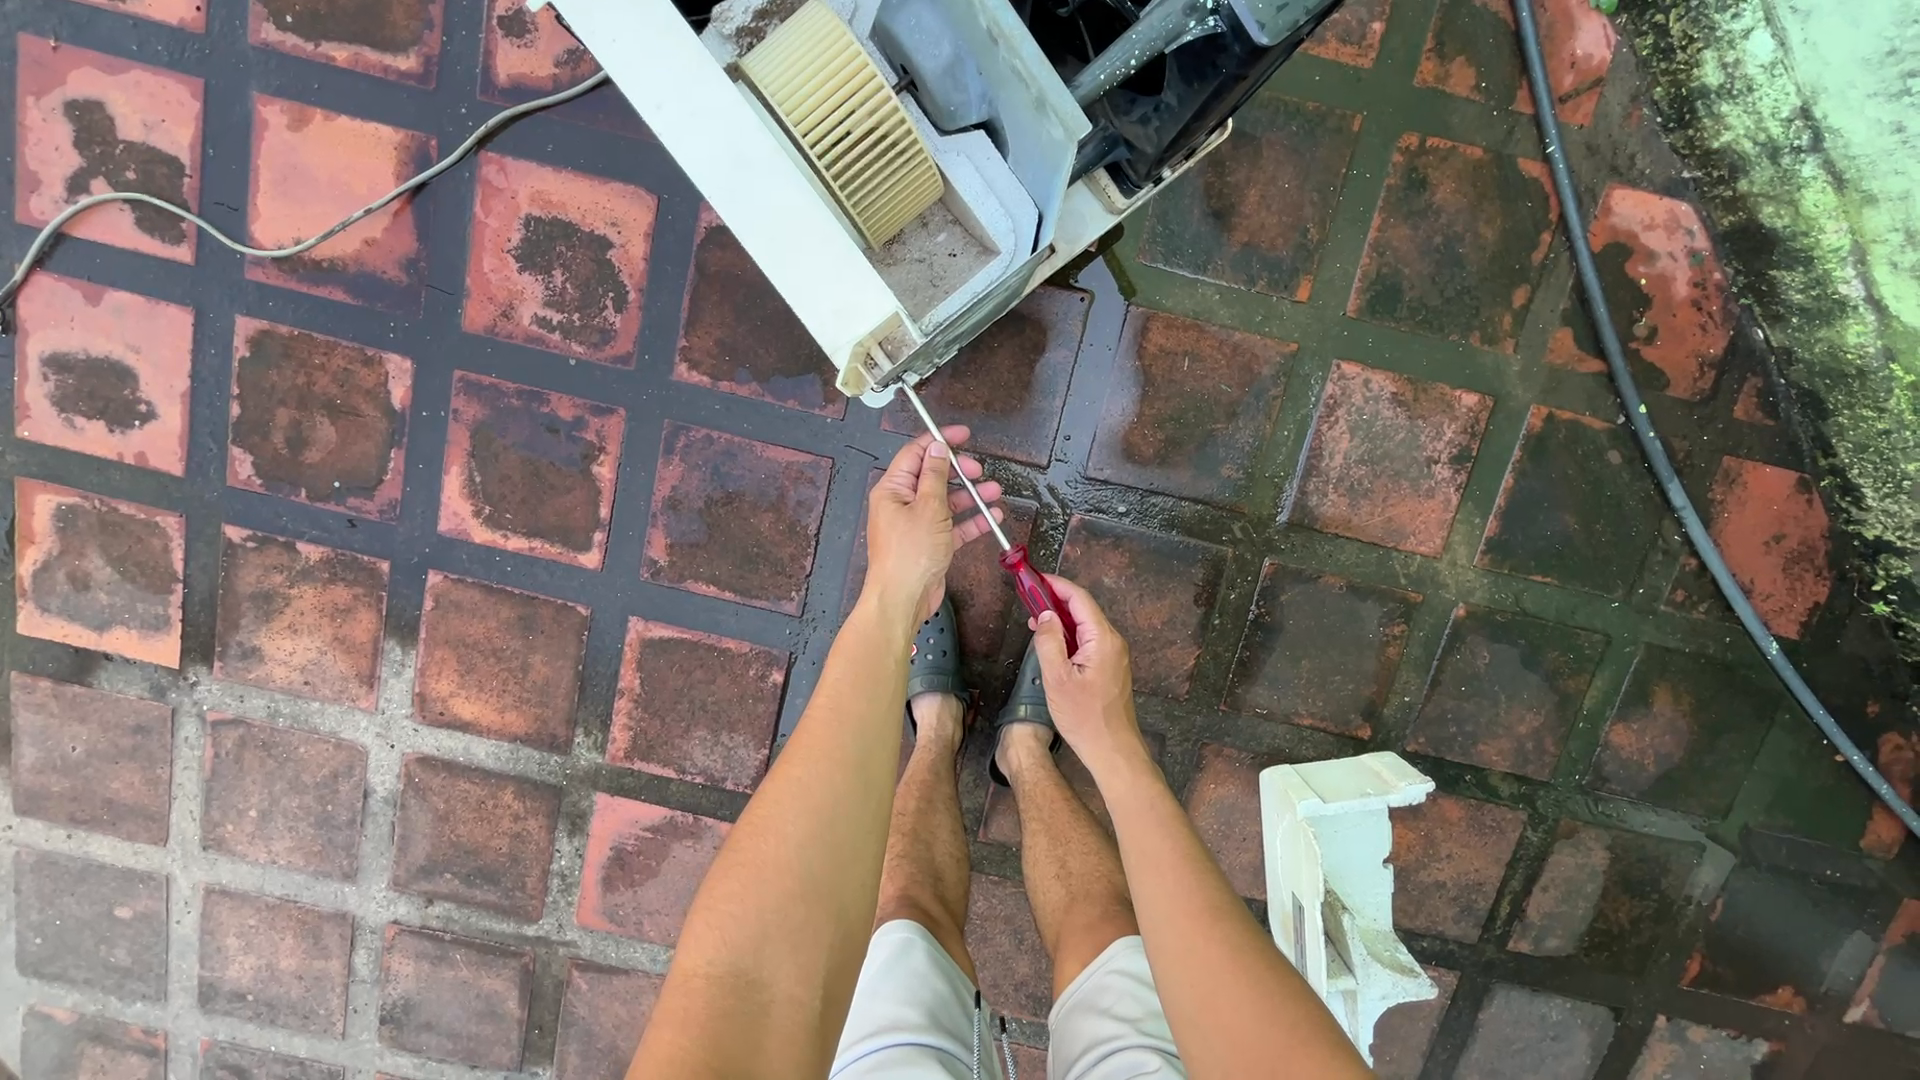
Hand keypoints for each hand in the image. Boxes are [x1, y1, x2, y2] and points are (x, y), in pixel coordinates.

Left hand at [864, 425, 1003, 624]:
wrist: (903, 598)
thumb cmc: (908, 556)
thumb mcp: (928, 507)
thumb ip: (935, 476)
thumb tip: (937, 449)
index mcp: (893, 490)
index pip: (916, 454)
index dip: (939, 441)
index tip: (962, 435)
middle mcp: (902, 505)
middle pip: (933, 477)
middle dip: (959, 472)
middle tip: (978, 470)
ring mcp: (916, 525)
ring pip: (946, 502)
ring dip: (971, 496)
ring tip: (994, 491)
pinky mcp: (929, 544)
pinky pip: (953, 526)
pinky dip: (971, 520)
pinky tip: (991, 516)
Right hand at [1027, 576, 1147, 780]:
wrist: (1112, 749)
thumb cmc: (1084, 717)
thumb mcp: (1057, 678)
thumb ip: (1049, 642)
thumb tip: (1045, 615)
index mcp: (1103, 639)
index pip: (1079, 599)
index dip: (1056, 585)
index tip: (1034, 579)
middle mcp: (1113, 641)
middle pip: (1083, 609)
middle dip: (1055, 601)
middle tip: (1028, 600)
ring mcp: (1114, 654)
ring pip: (1085, 626)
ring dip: (1061, 620)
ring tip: (1035, 622)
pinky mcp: (1111, 667)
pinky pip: (1088, 640)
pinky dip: (1069, 636)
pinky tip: (1052, 644)